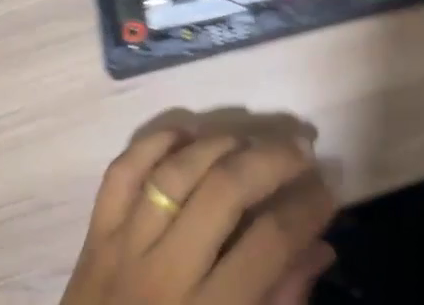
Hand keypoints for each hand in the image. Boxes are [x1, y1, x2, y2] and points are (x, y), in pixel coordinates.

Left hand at [60, 124, 336, 304]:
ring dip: (222, 143)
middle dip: (273, 159)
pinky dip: (155, 143)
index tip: (329, 188)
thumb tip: (319, 246)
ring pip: (176, 170)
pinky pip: (122, 172)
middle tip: (302, 151)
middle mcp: (163, 274)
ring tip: (252, 142)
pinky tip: (188, 135)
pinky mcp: (93, 237)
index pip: (269, 241)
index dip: (308, 207)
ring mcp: (122, 250)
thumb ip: (280, 302)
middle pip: (225, 190)